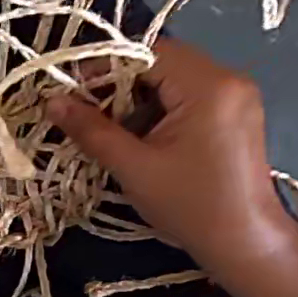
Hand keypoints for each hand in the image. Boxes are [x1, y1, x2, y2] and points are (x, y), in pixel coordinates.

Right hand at [46, 39, 297, 271]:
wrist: (245, 244)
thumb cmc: (189, 205)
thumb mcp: (133, 167)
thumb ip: (91, 129)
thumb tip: (52, 100)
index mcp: (207, 85)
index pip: (148, 51)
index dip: (105, 67)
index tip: (74, 94)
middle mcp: (228, 79)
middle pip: (161, 63)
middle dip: (120, 85)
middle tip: (89, 115)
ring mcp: (236, 97)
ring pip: (173, 81)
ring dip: (138, 100)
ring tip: (113, 132)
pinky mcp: (236, 115)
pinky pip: (189, 97)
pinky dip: (160, 111)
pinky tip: (142, 139)